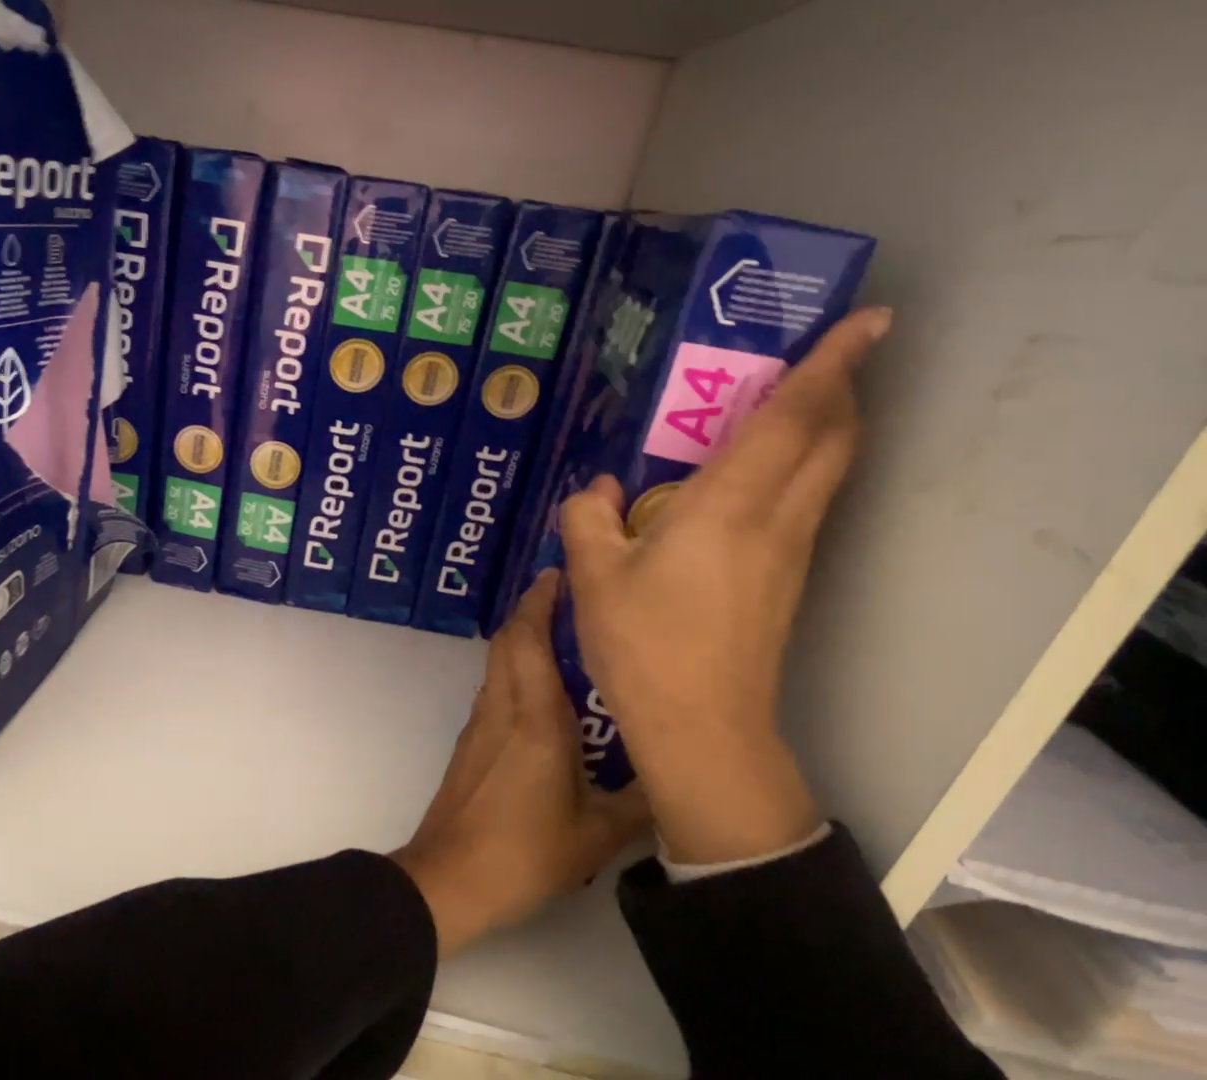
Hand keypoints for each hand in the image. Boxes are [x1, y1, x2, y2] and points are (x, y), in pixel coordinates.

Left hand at [394, 569, 651, 956]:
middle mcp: (500, 709)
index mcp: (534, 718)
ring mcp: (478, 727)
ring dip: (523, 641)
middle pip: (508, 641)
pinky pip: (495, 691)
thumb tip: (676, 774)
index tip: (561, 574)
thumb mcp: (599, 835)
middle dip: (533, 611)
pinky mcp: (470, 747)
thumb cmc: (525, 852)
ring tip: (567, 640)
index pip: (529, 639)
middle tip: (572, 599)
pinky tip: (546, 695)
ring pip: (498, 665)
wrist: (451, 880)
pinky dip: (516, 673)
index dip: (541, 601)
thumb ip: (641, 802)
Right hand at [560, 307, 891, 865]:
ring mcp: (790, 552)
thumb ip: (587, 518)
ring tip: (786, 405)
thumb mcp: (592, 577)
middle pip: (831, 439)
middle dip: (840, 388)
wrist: (701, 725)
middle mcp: (775, 520)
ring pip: (826, 471)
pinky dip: (798, 469)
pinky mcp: (787, 580)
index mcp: (728, 507)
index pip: (792, 419)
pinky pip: (805, 503)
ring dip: (823, 428)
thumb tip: (599, 489)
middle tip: (825, 354)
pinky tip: (749, 481)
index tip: (869, 317)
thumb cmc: (644, 644)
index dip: (830, 364)